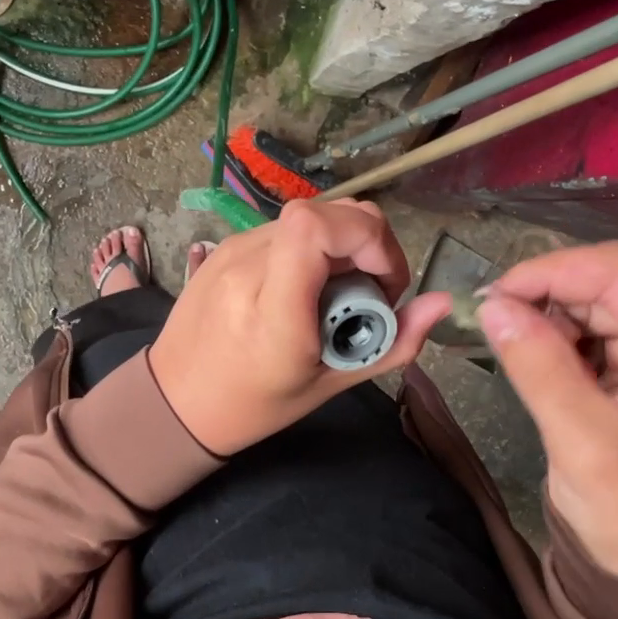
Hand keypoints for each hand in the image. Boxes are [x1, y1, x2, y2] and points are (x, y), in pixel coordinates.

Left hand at [148, 200, 451, 455]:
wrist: (175, 402)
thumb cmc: (256, 406)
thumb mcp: (330, 385)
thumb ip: (391, 345)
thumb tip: (442, 303)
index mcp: (272, 309)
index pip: (315, 226)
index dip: (366, 237)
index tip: (383, 282)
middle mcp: (246, 268)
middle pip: (324, 212)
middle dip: (367, 242)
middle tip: (372, 291)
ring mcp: (229, 252)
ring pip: (306, 217)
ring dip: (339, 245)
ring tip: (339, 294)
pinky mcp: (221, 249)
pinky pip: (280, 229)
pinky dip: (309, 249)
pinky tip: (307, 288)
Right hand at [477, 243, 617, 582]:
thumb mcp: (584, 443)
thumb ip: (539, 369)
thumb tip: (491, 306)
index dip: (556, 272)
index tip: (494, 294)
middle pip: (610, 283)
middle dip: (547, 291)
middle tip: (490, 315)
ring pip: (594, 303)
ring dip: (546, 313)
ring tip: (505, 337)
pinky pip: (589, 330)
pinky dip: (552, 334)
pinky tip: (528, 352)